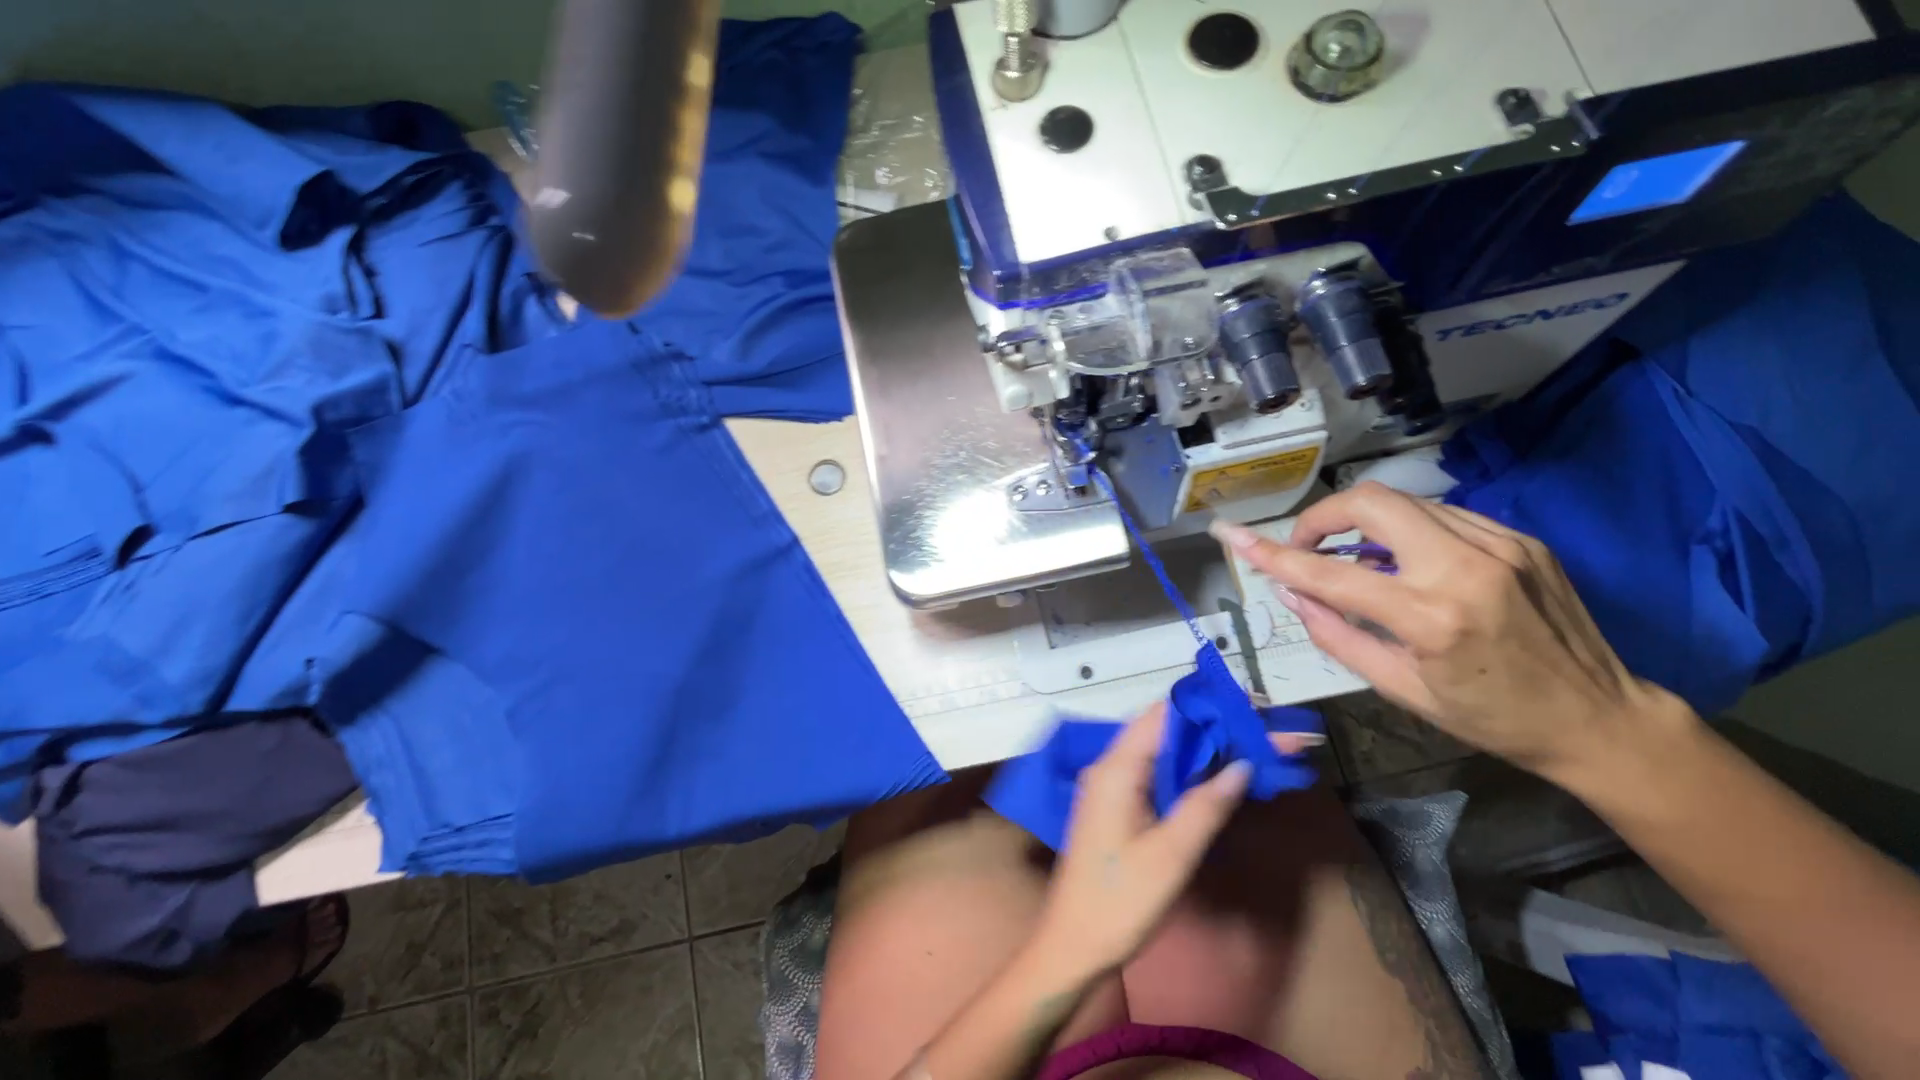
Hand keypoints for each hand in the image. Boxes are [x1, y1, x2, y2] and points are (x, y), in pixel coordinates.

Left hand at [1032, 703, 1251, 977]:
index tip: (1254, 706)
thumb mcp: (1171, 855)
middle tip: (1271, 730)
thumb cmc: (1119, 902)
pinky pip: (1159, 776)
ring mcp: (1114, 788)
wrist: (1073, 946)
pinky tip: (1224, 778)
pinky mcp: (1120, 809)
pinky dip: (1193, 773)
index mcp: (1116, 768)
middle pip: (1168, 730)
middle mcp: (1111, 768)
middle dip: (1218, 726)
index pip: (1164, 714)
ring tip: (1260, 748)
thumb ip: (1207, 805)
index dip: (1209, 705)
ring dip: (1209, 750)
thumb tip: (1243, 764)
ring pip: (1166, 753)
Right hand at [1211, 483, 1694, 784]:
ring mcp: (1500, 544)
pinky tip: (1410, 565)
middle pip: (1372, 502)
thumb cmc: (1492, 718)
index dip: (1275, 555)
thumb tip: (1292, 595)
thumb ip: (1338, 637)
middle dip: (1324, 516)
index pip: (1331, 574)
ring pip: (1408, 503)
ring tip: (1358, 561)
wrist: (1599, 717)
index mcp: (1431, 617)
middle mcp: (1465, 566)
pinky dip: (1411, 532)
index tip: (1236, 539)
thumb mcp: (1403, 690)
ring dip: (1368, 524)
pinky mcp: (1521, 538)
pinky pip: (1446, 517)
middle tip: (1308, 546)